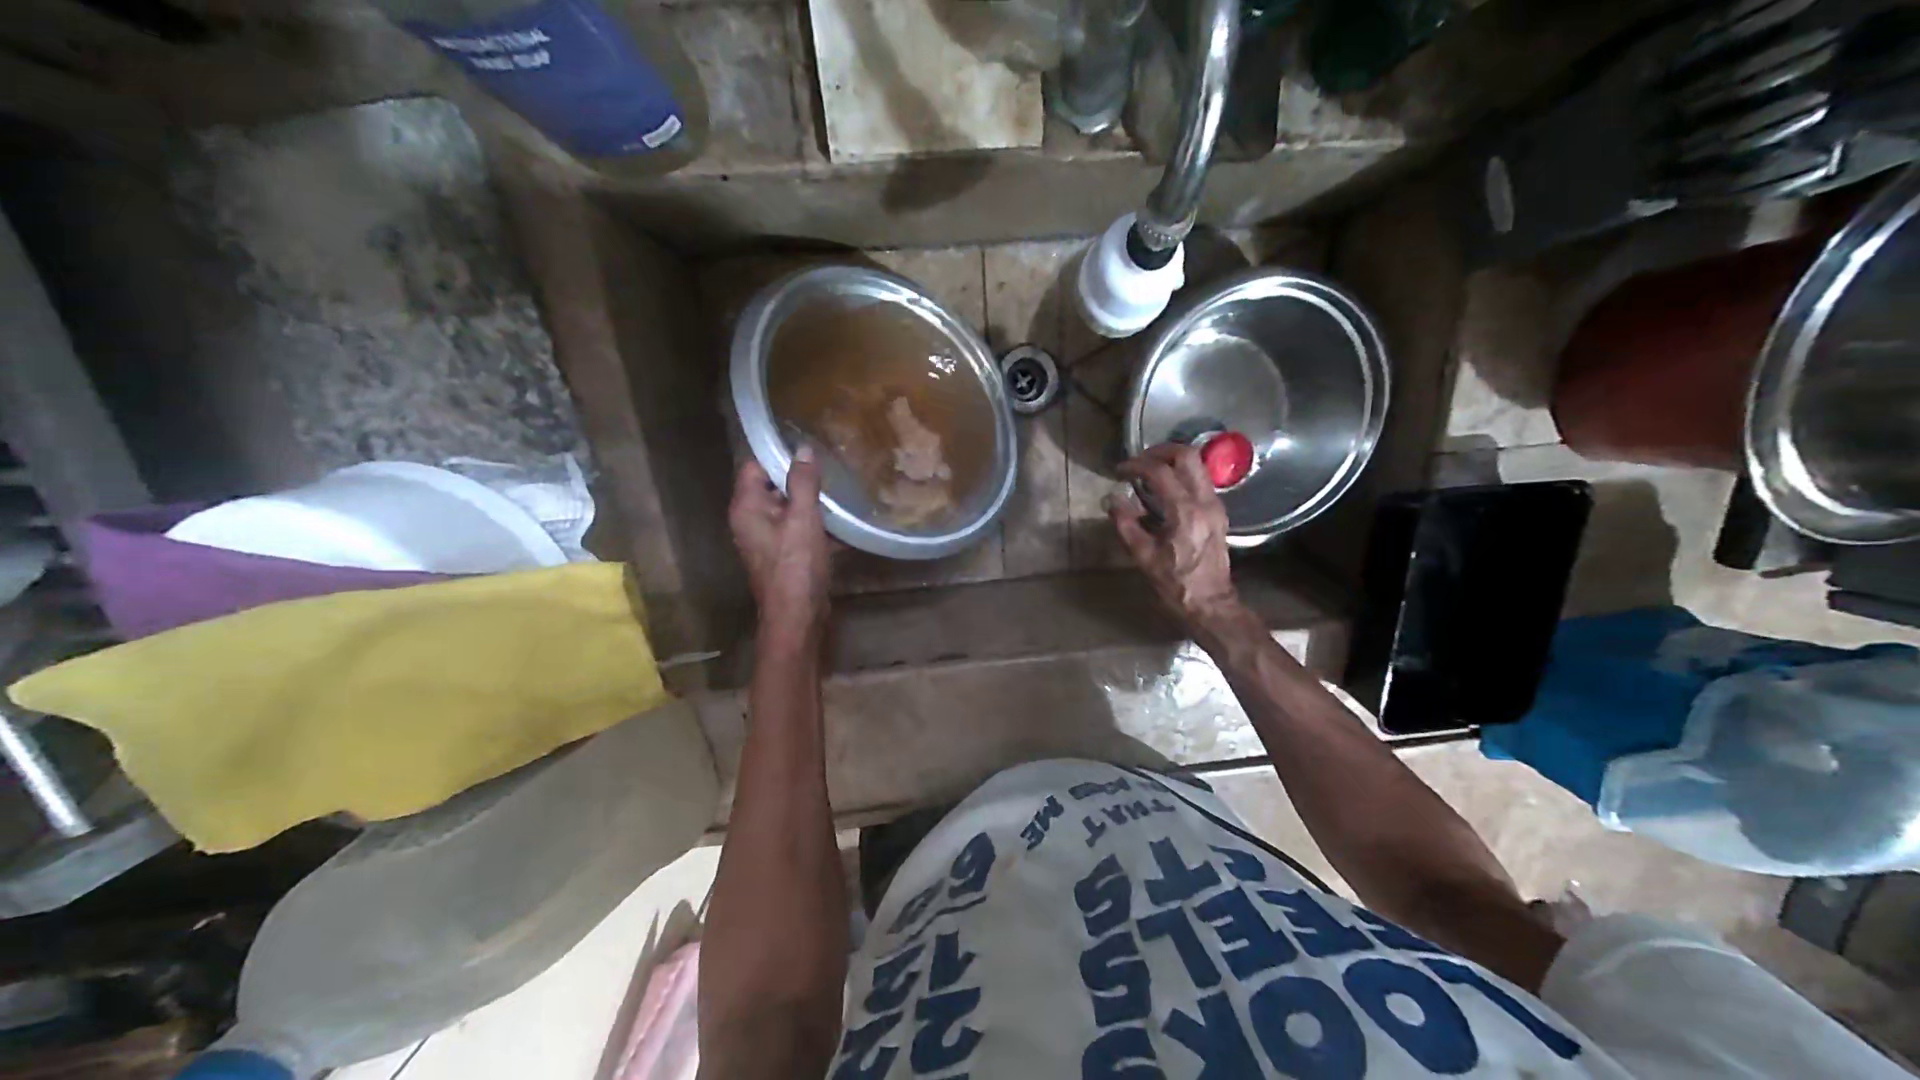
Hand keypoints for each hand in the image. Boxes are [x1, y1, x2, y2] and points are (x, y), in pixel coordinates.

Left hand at [730, 450, 829, 636]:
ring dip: (811, 503)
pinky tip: (840, 522)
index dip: (778, 456)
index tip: (808, 449)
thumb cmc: (796, 566)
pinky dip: (815, 524)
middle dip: (799, 479)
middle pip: (772, 487)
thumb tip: (803, 449)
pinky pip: (798, 529)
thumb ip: (803, 482)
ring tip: (838, 491)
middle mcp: (750, 521)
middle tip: (830, 467)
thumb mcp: (803, 518)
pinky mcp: (783, 555)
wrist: (797, 617)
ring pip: (788, 509)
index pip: (755, 467)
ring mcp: (766, 540)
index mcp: (746, 508)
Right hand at [1109, 443, 1244, 636]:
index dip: (1136, 465)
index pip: (1159, 471)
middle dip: (1160, 451)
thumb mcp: (1143, 556)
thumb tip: (1110, 499)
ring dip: (1172, 461)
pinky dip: (1181, 475)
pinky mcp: (1218, 512)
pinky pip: (1201, 480)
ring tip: (1149, 471)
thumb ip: (1125, 523)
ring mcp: (1215, 505)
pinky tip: (1164, 490)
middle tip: (1138, 461)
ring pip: (1197, 465)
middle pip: (1187, 455)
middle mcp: (1205, 501)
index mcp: (1184, 512)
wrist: (1210, 603)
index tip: (1119, 471)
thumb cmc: (1175, 583)